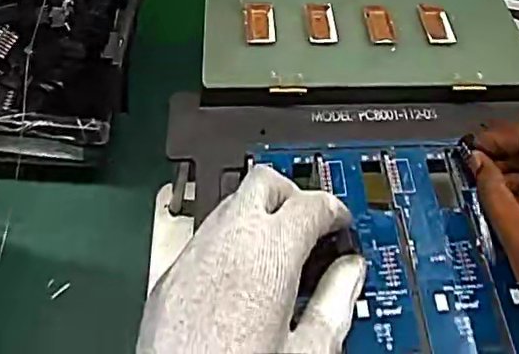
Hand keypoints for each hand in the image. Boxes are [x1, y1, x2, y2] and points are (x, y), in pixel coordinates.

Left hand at [137, 164, 366, 353]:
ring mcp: (193, 256)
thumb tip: (350, 274)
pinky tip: (242, 283)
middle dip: (293, 196)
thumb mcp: (306, 353)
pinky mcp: (168, 281)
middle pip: (266, 181)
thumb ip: (334, 303)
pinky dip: (230, 244)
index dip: (335, 211)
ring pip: (232, 204)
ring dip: (260, 218)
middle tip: (310, 228)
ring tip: (279, 259)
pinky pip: (206, 238)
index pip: (312, 202)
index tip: (342, 227)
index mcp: (269, 252)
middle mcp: (228, 240)